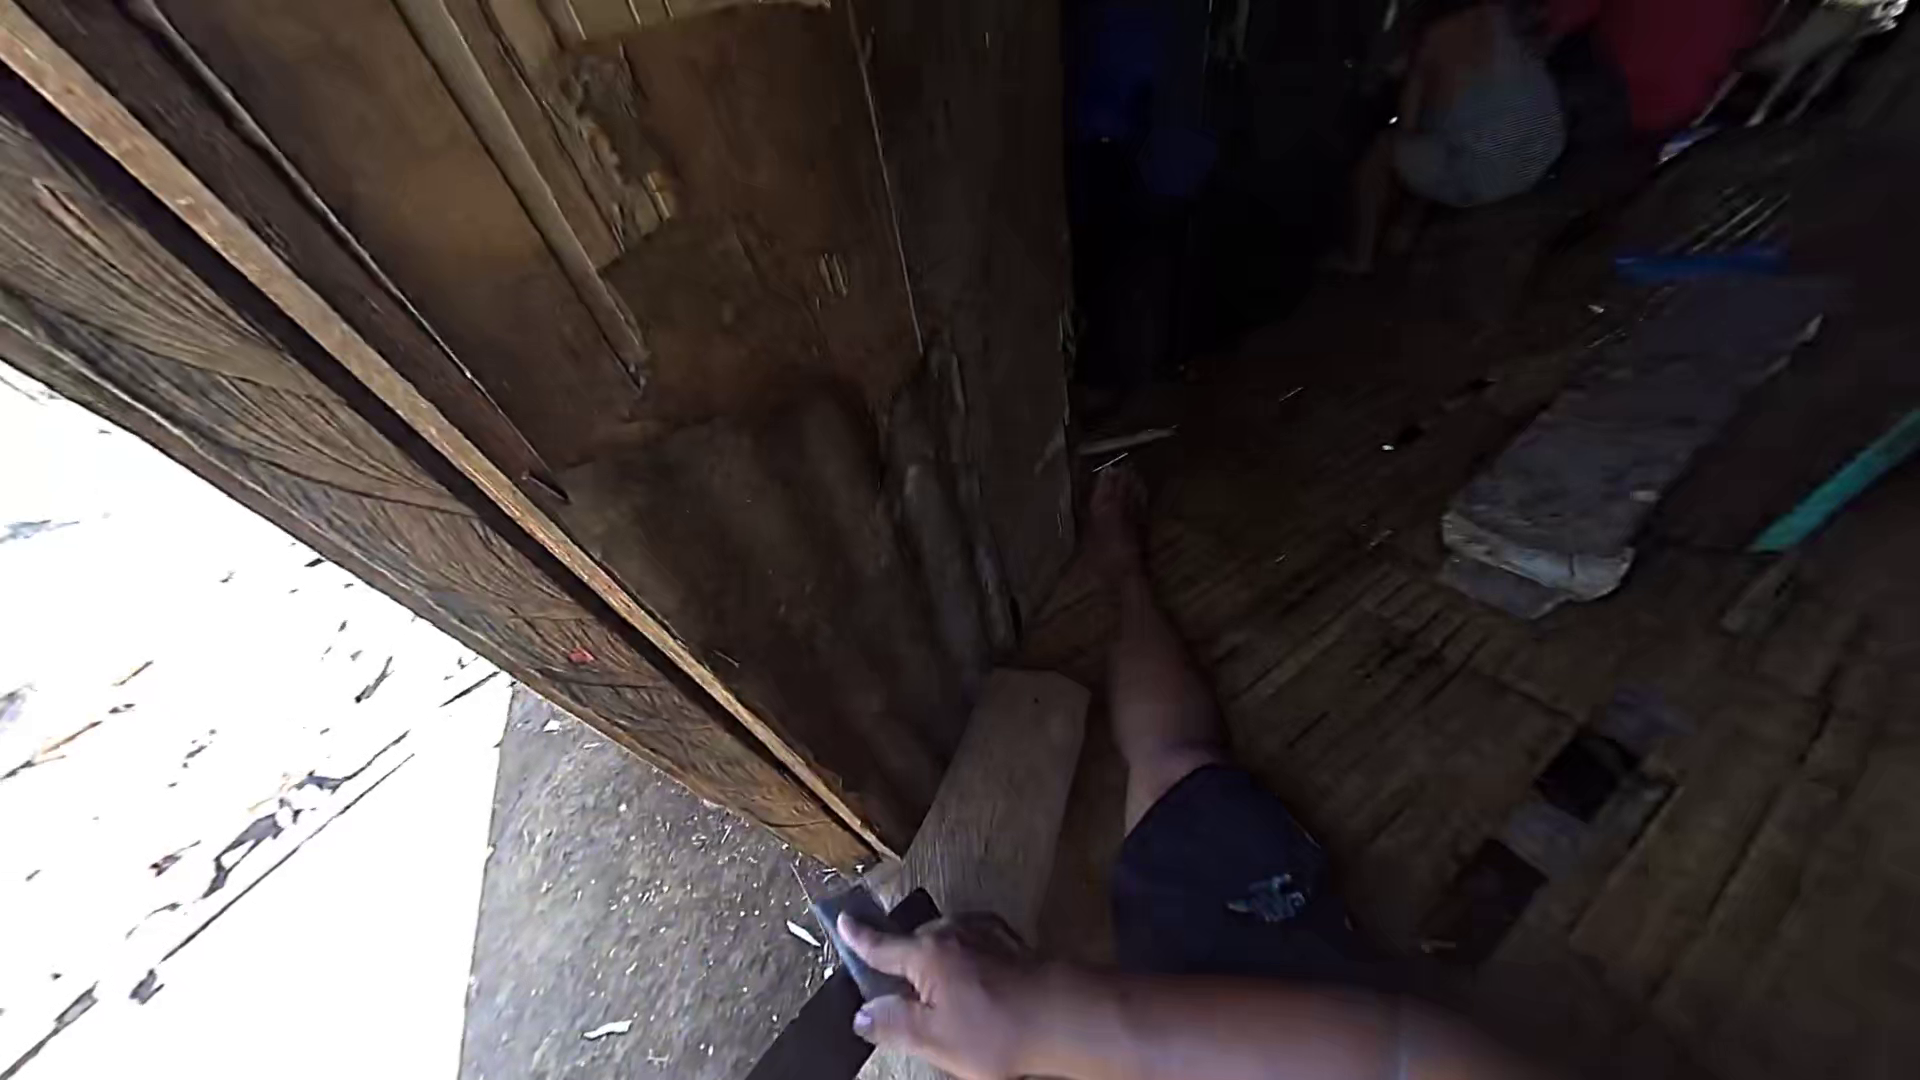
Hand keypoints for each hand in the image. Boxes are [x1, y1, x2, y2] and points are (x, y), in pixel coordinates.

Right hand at [837, 912, 1047, 1079]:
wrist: (1053, 1011)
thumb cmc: (991, 1030)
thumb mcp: (935, 1040)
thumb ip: (894, 1023)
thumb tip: (862, 1013)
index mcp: (925, 953)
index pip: (882, 946)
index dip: (859, 937)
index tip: (843, 919)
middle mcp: (947, 929)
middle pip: (913, 946)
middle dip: (906, 968)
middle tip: (915, 1006)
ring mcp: (976, 927)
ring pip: (942, 943)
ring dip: (938, 964)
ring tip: (954, 1005)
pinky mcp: (1000, 932)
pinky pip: (967, 941)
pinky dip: (962, 959)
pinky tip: (978, 987)